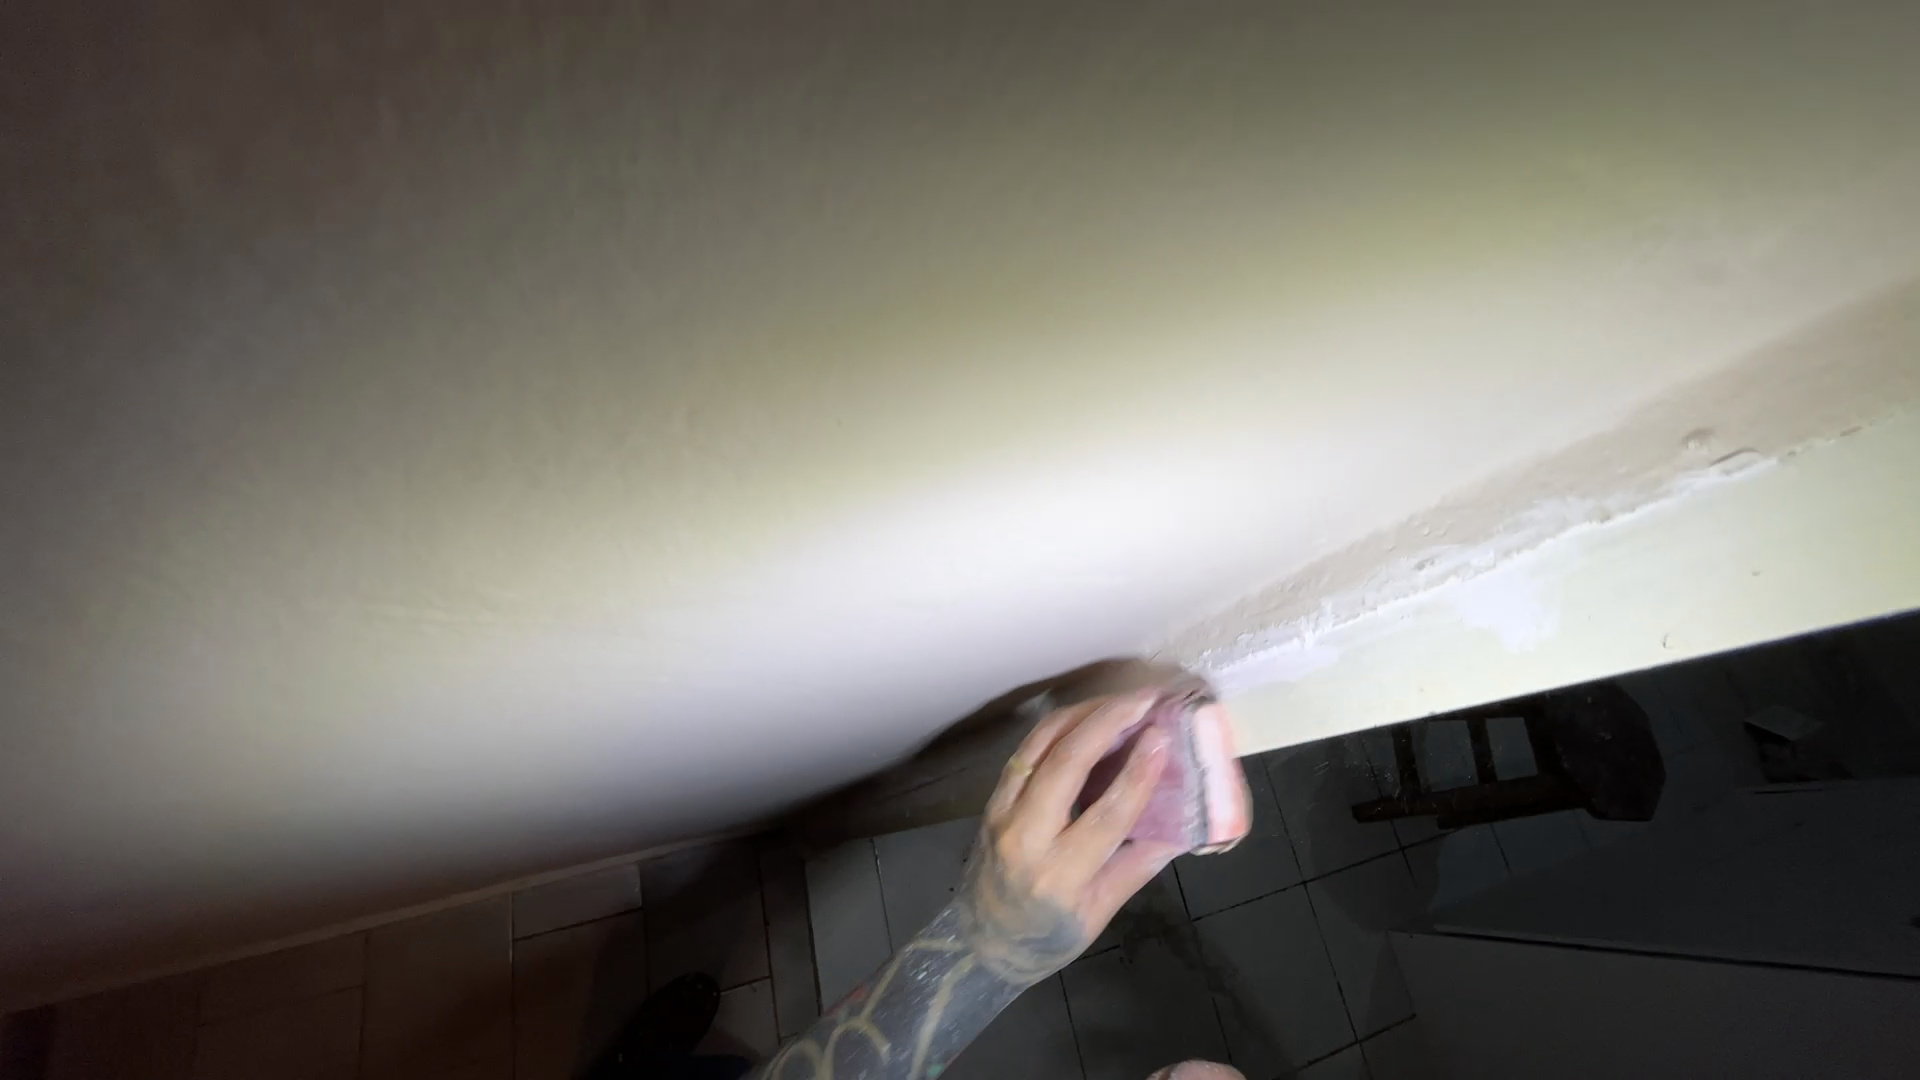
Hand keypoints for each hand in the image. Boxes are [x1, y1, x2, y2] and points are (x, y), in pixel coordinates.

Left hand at [954, 688, 1185, 984]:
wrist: (980, 942)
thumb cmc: (1046, 937)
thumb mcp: (1098, 915)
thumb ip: (1135, 866)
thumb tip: (1179, 824)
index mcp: (1057, 877)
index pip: (1104, 816)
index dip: (1136, 773)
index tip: (1161, 736)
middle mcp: (1024, 837)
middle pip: (1065, 763)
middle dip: (1106, 722)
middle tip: (1143, 700)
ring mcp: (1001, 811)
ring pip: (1040, 745)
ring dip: (1081, 714)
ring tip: (1119, 700)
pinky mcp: (993, 797)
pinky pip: (1026, 750)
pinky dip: (1057, 726)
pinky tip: (1085, 716)